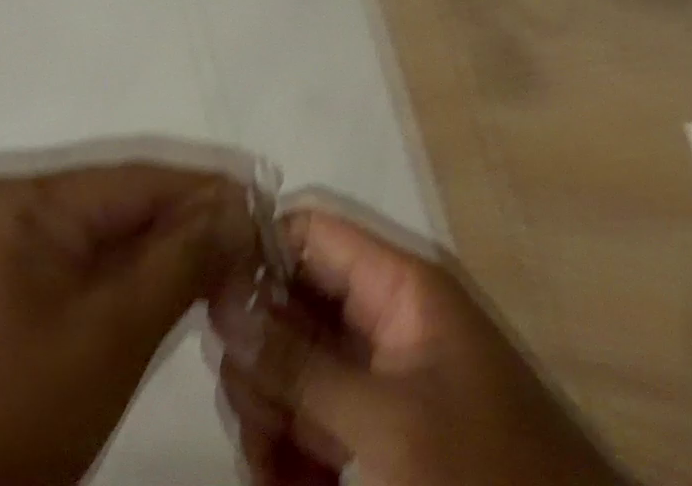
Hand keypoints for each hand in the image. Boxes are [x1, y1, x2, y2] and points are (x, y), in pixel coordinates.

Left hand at [0, 164, 255, 485]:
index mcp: (11, 199)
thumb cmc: (1, 422)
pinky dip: (101, 289)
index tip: (273, 220)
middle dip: (183, 232)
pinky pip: (47, 276)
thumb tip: (243, 207)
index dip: (214, 193)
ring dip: (147, 264)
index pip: (140, 176)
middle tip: (247, 267)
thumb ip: (185, 257)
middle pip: (110, 206)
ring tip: (208, 290)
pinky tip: (139, 311)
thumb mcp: (111, 335)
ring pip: (82, 244)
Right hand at [211, 209, 627, 485]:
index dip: (255, 255)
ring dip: (272, 416)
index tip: (210, 310)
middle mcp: (386, 310)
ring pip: (293, 363)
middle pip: (291, 302)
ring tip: (277, 471)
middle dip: (261, 363)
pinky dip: (294, 447)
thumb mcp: (383, 419)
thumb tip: (222, 302)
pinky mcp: (378, 414)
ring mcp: (380, 364)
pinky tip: (291, 483)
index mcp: (400, 284)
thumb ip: (298, 364)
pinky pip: (313, 409)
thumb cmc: (481, 466)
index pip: (310, 230)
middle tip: (258, 422)